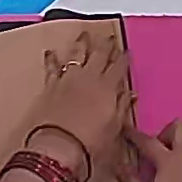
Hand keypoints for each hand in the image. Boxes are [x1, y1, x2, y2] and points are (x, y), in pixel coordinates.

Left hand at [26, 29, 133, 179]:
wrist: (59, 145)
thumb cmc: (90, 141)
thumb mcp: (114, 127)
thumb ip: (122, 106)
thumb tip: (130, 94)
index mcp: (108, 87)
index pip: (119, 68)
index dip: (123, 58)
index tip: (126, 51)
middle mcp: (89, 78)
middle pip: (99, 55)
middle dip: (105, 45)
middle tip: (108, 37)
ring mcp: (68, 79)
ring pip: (77, 54)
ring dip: (82, 44)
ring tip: (84, 35)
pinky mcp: (51, 85)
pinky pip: (52, 67)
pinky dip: (52, 58)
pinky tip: (51, 51)